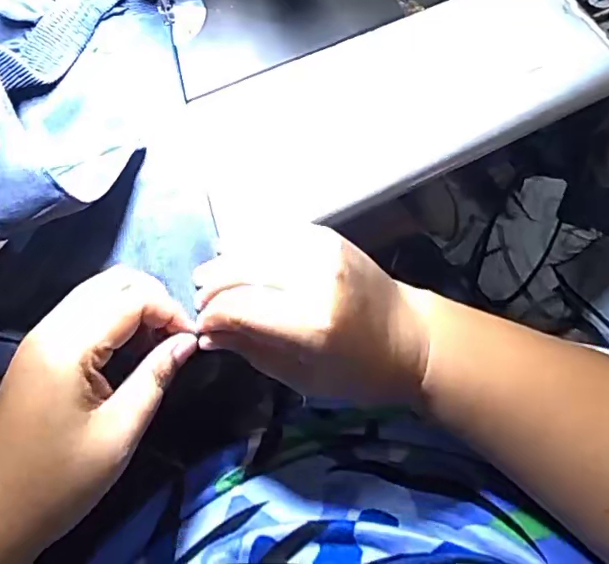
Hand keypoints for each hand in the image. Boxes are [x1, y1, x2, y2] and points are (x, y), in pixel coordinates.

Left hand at [0, 268, 198, 562]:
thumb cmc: (55, 484)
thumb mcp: (117, 435)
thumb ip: (155, 377)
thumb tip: (187, 341)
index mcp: (68, 345)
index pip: (133, 298)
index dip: (170, 311)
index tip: (192, 339)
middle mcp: (51, 327)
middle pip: (115, 281)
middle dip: (154, 299)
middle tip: (175, 337)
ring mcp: (40, 335)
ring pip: (100, 290)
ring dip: (134, 305)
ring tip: (156, 343)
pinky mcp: (37, 348)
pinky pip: (84, 309)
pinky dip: (113, 316)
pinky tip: (128, 348)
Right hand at [193, 225, 432, 405]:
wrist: (409, 335)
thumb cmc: (358, 370)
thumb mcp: (301, 376)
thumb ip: (251, 348)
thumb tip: (208, 334)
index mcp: (311, 322)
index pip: (240, 306)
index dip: (212, 314)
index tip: (201, 324)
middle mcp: (316, 278)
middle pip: (245, 269)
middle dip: (215, 284)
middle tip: (200, 299)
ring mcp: (324, 250)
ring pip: (258, 244)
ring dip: (229, 258)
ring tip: (211, 274)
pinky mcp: (329, 235)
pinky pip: (279, 231)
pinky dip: (254, 241)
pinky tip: (239, 251)